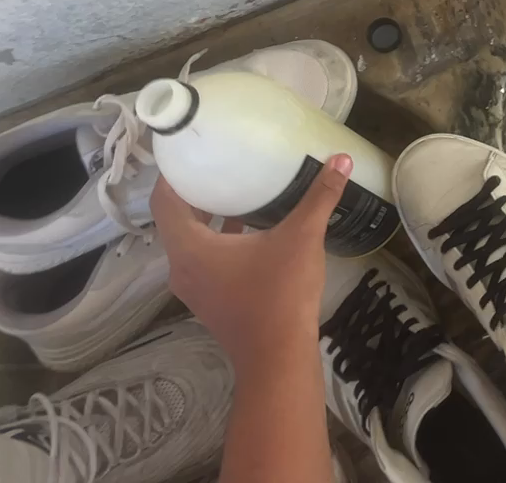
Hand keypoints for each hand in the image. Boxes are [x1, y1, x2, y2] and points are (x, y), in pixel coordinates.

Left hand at [149, 155, 352, 365]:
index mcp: (191, 248)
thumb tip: (341, 158)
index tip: (189, 147)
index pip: (164, 202)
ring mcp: (196, 286)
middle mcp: (183, 266)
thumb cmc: (280, 292)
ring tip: (236, 183)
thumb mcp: (302, 236)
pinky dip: (220, 236)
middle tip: (219, 158)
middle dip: (195, 188)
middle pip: (176, 219)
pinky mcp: (211, 297)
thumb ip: (320, 196)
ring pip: (191, 239)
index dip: (172, 173)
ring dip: (208, 214)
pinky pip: (205, 256)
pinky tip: (251, 223)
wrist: (278, 357)